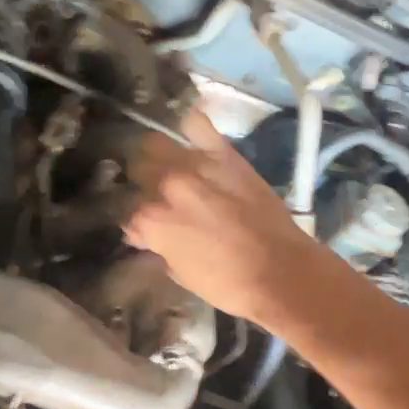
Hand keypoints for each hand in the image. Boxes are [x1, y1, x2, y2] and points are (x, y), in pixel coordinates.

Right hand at [124, 108, 337, 325]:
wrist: (280, 271)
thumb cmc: (229, 285)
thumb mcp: (181, 275)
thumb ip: (160, 249)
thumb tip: (151, 238)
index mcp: (151, 222)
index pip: (128, 213)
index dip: (138, 224)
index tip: (146, 230)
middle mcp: (165, 187)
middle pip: (138, 173)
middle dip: (143, 186)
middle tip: (159, 197)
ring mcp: (194, 166)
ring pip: (155, 145)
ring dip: (158, 158)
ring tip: (169, 167)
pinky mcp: (223, 154)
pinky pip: (196, 123)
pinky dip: (188, 127)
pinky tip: (189, 137)